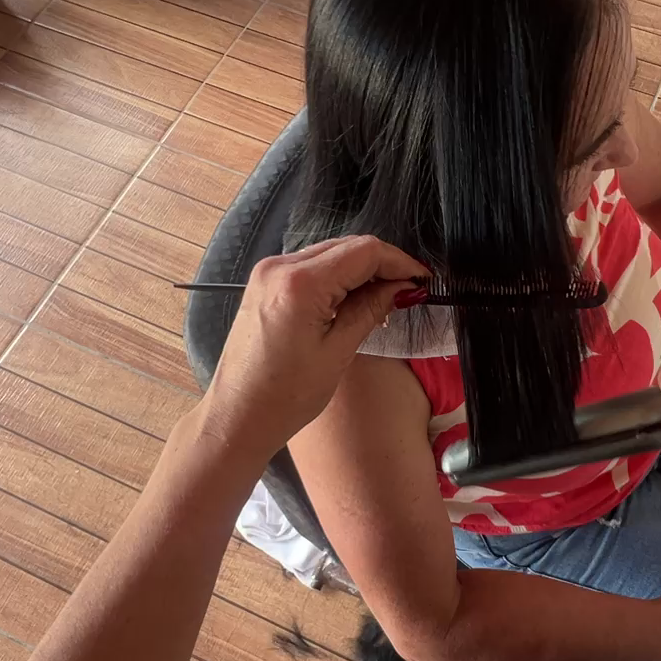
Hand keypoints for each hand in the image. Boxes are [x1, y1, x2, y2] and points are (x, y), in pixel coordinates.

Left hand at [200, 236, 429, 456]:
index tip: (422, 279)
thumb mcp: (338, 352)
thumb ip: (371, 310)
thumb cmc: (285, 395)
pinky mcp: (265, 283)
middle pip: (347, 246)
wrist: (238, 415)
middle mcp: (280, 267)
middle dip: (382, 264)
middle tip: (409, 290)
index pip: (364, 252)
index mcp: (300, 284)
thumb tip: (403, 288)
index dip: (399, 262)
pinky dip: (338, 276)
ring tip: (385, 298)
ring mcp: (268, 272)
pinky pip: (311, 266)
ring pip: (330, 253)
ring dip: (361, 269)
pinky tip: (354, 299)